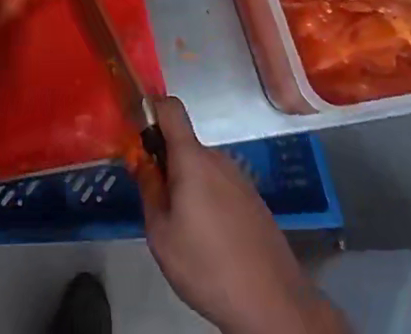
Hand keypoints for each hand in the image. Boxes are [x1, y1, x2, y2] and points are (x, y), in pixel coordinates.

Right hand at [141, 98, 344, 333]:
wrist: (272, 301)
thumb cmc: (207, 266)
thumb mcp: (161, 234)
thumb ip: (149, 190)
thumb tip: (142, 162)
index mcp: (192, 159)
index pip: (171, 108)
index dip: (151, 111)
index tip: (137, 135)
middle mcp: (218, 158)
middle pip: (184, 145)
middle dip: (166, 165)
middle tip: (157, 204)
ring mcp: (239, 177)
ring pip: (201, 168)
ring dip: (187, 186)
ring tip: (184, 230)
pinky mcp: (252, 198)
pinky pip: (219, 185)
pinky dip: (207, 200)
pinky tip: (209, 240)